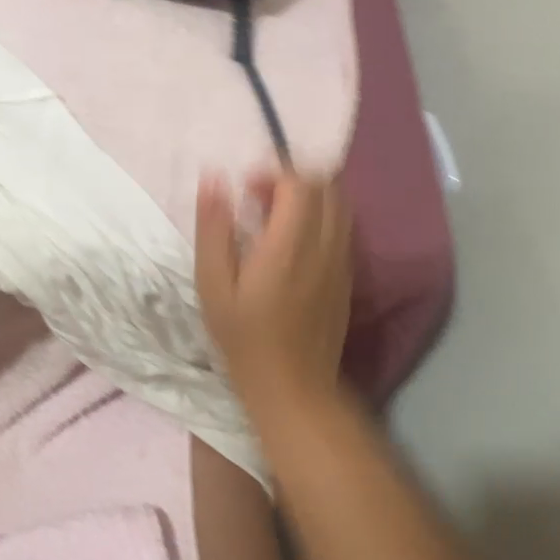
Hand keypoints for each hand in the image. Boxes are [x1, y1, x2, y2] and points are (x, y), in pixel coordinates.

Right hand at [195, 171, 352, 415]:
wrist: (293, 388)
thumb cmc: (243, 336)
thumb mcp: (212, 283)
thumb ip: (213, 228)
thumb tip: (214, 178)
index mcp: (290, 246)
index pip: (300, 184)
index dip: (274, 171)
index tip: (245, 185)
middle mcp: (325, 247)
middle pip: (327, 186)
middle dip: (293, 177)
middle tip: (257, 193)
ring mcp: (342, 262)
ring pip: (340, 205)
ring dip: (309, 194)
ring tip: (273, 211)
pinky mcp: (347, 276)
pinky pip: (341, 228)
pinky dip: (319, 215)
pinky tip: (289, 237)